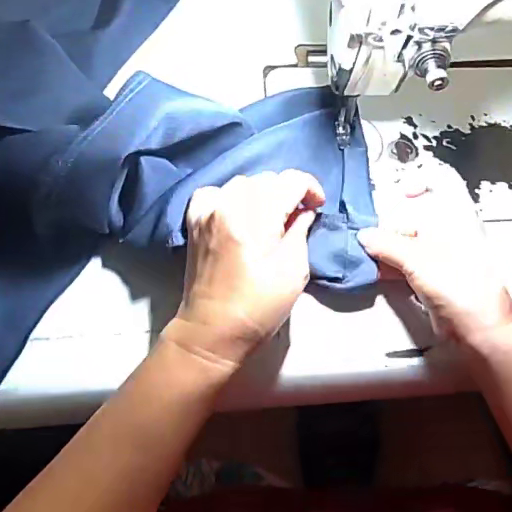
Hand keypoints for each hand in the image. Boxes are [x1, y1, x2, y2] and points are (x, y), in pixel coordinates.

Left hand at [166, 170, 324, 369]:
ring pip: (241, 182)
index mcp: (254, 218)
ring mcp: (206, 212)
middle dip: (286, 192)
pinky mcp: (194, 222)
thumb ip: (300, 232)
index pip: (289, 181)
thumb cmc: (258, 308)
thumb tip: (303, 212)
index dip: (310, 188)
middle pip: (266, 179)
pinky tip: (238, 214)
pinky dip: (230, 197)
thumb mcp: (294, 272)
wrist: (211, 332)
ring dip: (261, 194)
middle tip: (296, 217)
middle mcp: (227, 206)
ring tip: (270, 218)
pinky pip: (214, 193)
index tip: (317, 206)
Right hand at [357, 171, 511, 352]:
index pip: (440, 186)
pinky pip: (407, 265)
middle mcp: (449, 234)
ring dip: (386, 247)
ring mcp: (441, 258)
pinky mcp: (433, 280)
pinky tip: (375, 269)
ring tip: (364, 250)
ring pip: (408, 243)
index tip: (399, 192)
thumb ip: (387, 244)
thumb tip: (365, 236)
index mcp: (454, 219)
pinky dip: (391, 266)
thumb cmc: (462, 289)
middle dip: (389, 223)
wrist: (480, 331)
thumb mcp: (418, 260)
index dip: (420, 183)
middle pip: (415, 218)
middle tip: (368, 229)